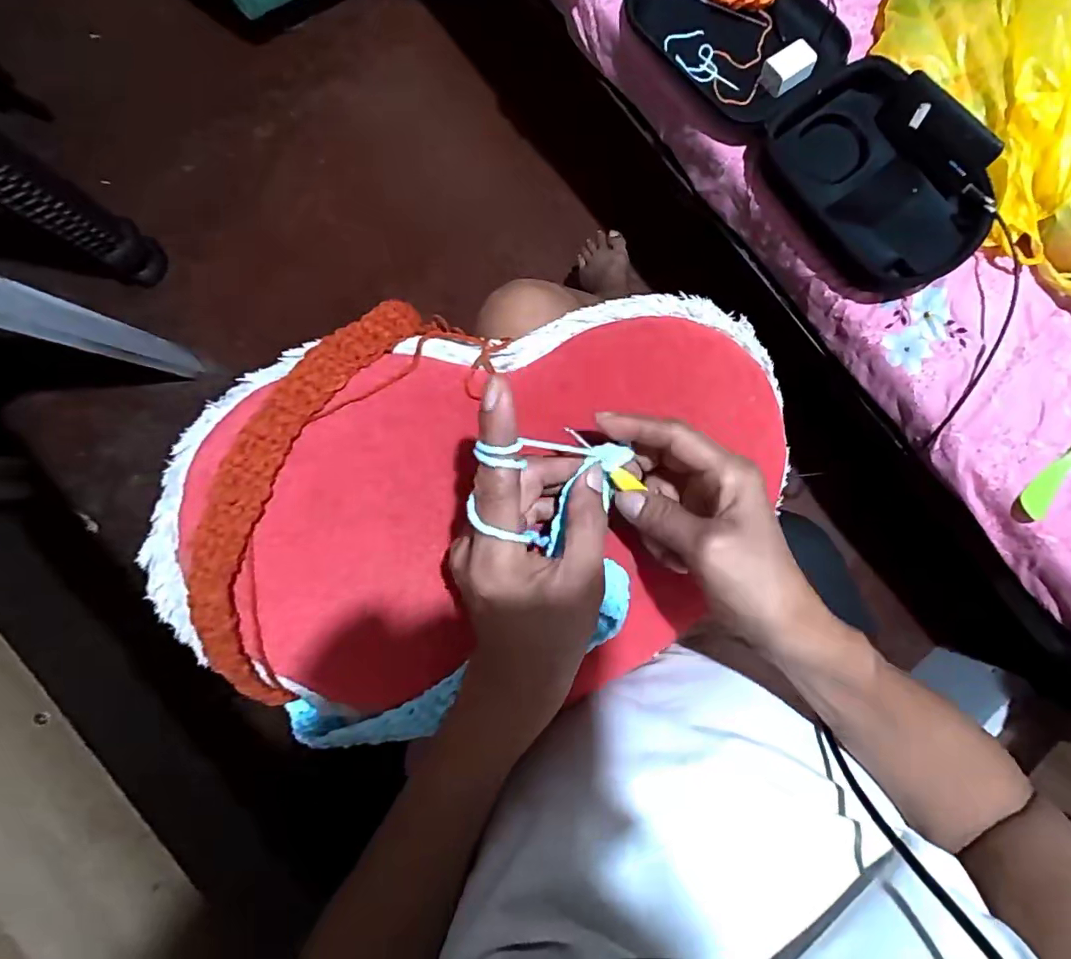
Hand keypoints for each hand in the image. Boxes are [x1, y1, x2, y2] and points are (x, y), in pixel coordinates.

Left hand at [447, 376, 609, 727]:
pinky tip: (568, 525)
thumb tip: (589, 475)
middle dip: (556, 475)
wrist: (515, 687)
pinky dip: (542, 512)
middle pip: (513, 484)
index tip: (497, 384)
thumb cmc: (552, 638)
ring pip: (515, 498)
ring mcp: (472, 547)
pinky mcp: (481, 553)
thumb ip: (585, 520)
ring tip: (588, 507)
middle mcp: (473, 540)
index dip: (498, 428)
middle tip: (598, 480)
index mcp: (494, 549)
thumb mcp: (581, 578)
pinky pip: (513, 516)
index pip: (496, 477)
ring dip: (552, 494)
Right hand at [594, 413, 823, 650]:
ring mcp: (706, 501)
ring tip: (669, 551)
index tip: (599, 422)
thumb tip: (620, 494)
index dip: (636, 426)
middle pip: (662, 459)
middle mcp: (715, 478)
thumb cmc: (751, 579)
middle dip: (636, 477)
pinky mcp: (698, 524)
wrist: (778, 624)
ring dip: (651, 517)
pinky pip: (663, 516)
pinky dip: (659, 535)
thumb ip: (660, 516)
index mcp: (727, 471)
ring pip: (657, 490)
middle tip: (612, 496)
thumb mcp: (704, 546)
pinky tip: (677, 562)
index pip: (675, 436)